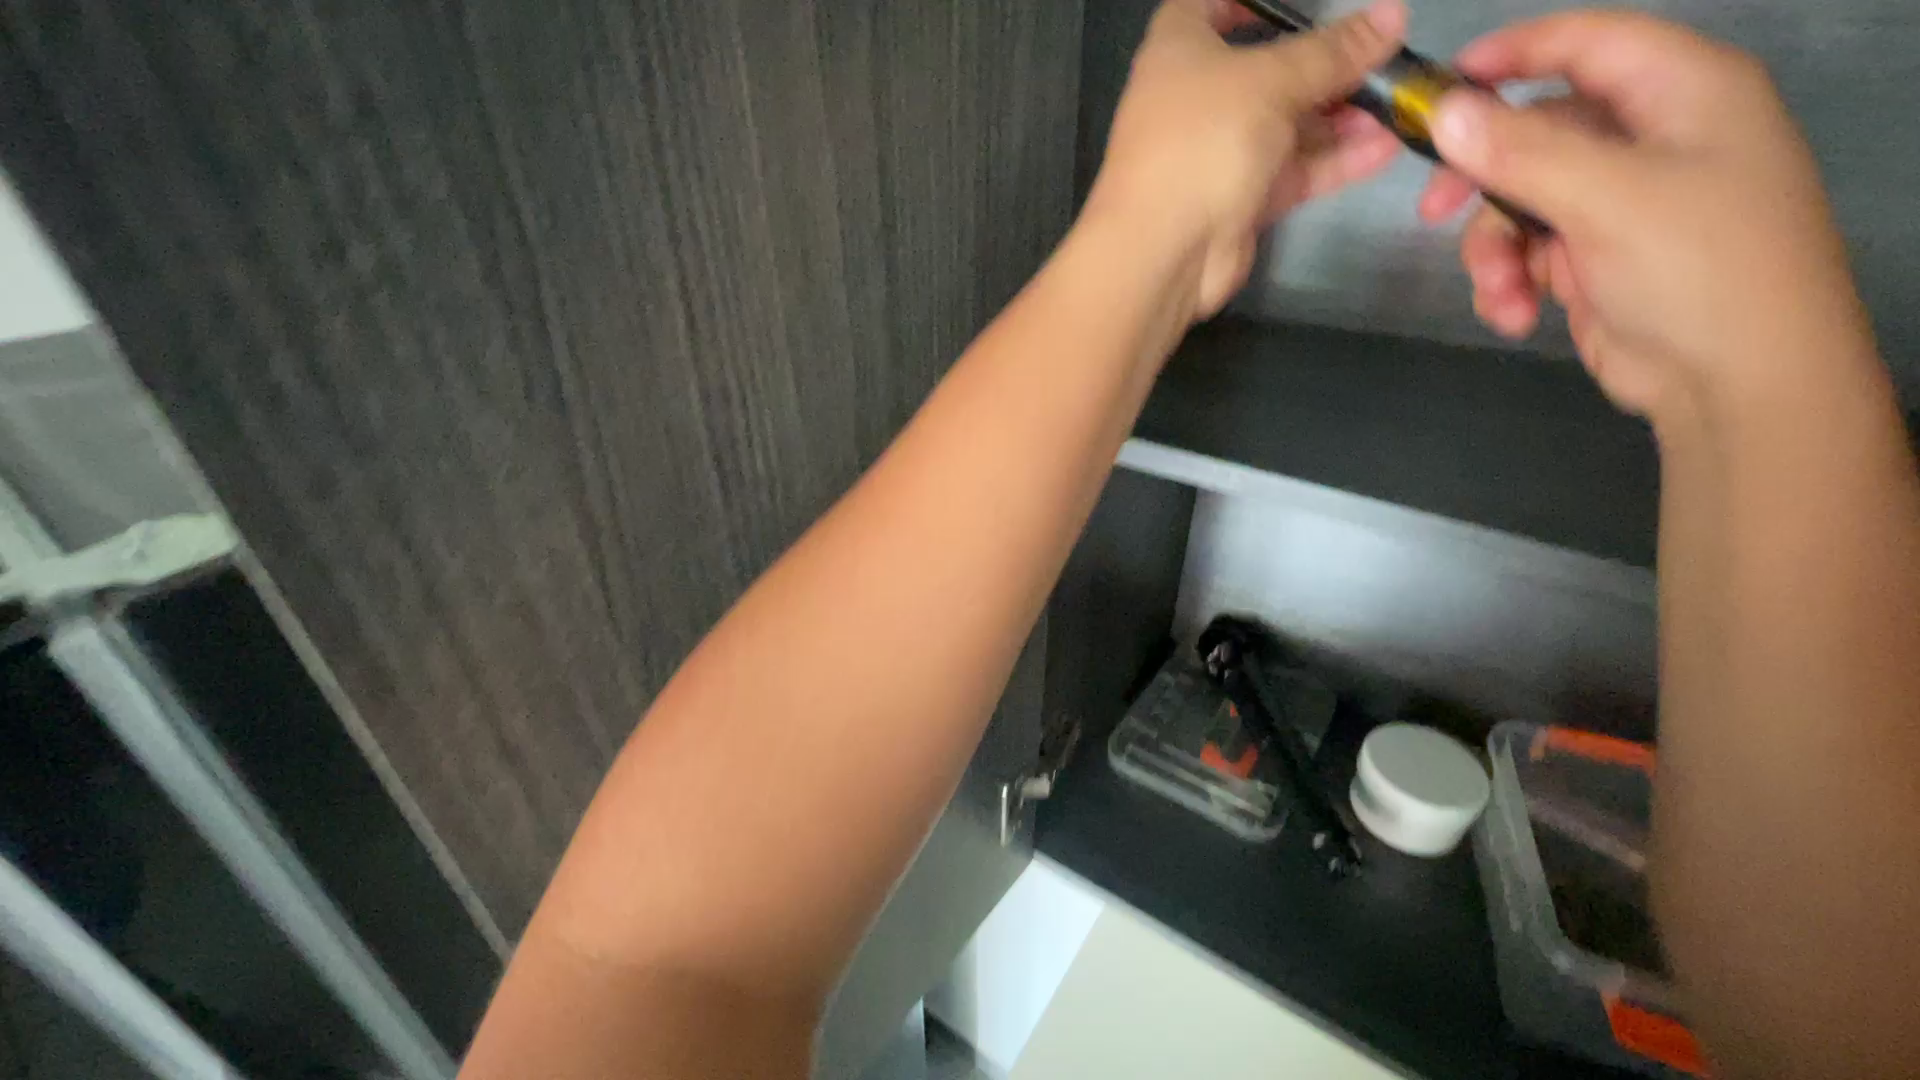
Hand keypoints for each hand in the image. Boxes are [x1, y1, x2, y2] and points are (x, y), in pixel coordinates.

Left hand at [1087, 0, 1406, 318]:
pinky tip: (1385, 147)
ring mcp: (1218, 153)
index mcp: (1178, 51)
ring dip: (1340, 115)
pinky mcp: (1238, 200)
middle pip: (1266, 67)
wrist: (1161, 252)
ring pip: (1286, 124)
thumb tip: (1391, 17)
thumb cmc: (1200, 143)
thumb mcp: (1269, 82)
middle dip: (1324, 62)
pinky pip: (1293, 171)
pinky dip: (1335, 160)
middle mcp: (1196, 100)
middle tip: (1385, 57)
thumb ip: (1332, 52)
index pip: (1206, 4)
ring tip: (1398, 104)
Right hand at [1417, 11, 1874, 420]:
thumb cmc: (1696, 268)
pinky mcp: (1595, 257)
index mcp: (1682, 94)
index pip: (1588, 44)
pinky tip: (1516, 314)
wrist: (1734, 381)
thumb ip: (1521, 152)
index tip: (1439, 88)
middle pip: (1537, 134)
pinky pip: (1527, 251)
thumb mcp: (1607, 198)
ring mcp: (1621, 202)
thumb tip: (1444, 110)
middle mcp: (1651, 139)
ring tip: (1502, 294)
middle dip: (1483, 182)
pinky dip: (1510, 282)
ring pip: (1520, 203)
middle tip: (1431, 212)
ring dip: (1495, 252)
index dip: (1513, 55)